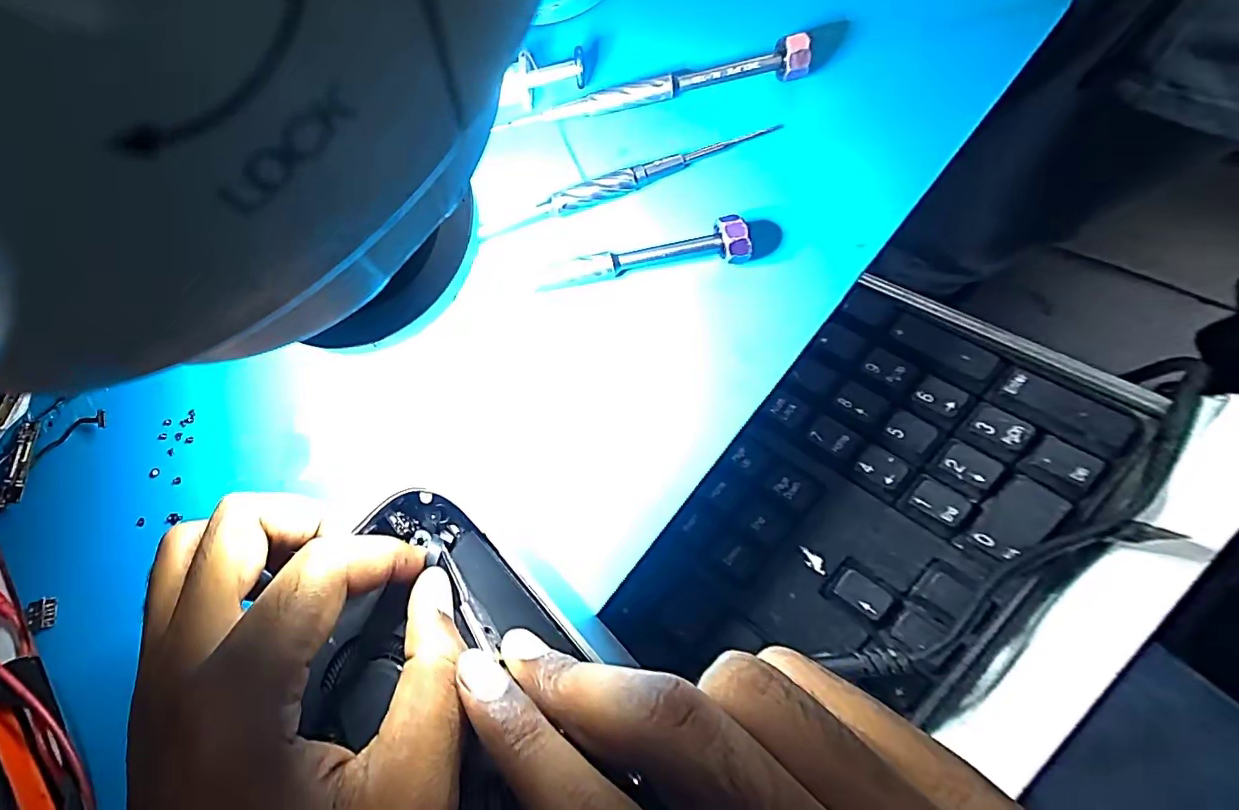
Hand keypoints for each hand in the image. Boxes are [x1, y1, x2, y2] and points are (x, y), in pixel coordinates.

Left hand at [128, 494, 467, 809]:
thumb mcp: (400, 803)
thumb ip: (433, 690)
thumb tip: (432, 599)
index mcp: (231, 695)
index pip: (313, 568)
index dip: (377, 552)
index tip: (410, 564)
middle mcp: (175, 669)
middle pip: (230, 525)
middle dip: (303, 521)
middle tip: (350, 555)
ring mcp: (151, 676)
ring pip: (185, 545)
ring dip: (249, 536)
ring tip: (305, 565)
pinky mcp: (148, 688)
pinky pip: (170, 587)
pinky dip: (219, 567)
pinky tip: (266, 603)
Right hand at [456, 631, 1019, 809]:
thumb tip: (548, 772)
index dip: (526, 741)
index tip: (482, 687)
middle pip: (676, 726)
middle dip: (576, 684)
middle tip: (525, 662)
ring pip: (747, 686)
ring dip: (682, 692)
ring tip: (661, 716)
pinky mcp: (977, 804)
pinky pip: (828, 688)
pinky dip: (771, 692)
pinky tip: (758, 730)